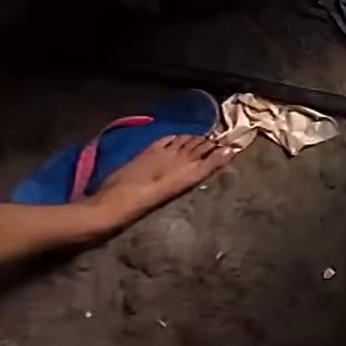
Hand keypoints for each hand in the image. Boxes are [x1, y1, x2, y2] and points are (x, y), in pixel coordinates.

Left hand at [83, 135, 238, 238]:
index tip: (235, 146)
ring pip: (185, 140)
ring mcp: (162, 153)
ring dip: (196, 139)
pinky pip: (167, 140)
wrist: (111, 207)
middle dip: (212, 142)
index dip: (224, 147)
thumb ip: (208, 167)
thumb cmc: (147, 203)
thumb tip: (231, 151)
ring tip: (205, 141)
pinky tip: (179, 140)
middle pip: (199, 143)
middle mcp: (178, 154)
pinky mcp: (148, 154)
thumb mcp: (182, 186)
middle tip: (223, 142)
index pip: (212, 149)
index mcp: (188, 162)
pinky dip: (176, 138)